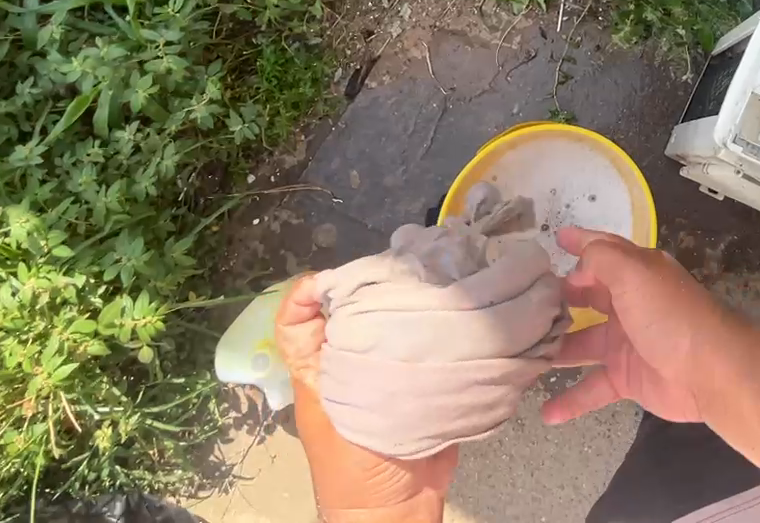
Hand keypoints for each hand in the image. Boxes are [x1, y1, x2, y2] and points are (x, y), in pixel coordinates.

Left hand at [274, 274, 457, 520]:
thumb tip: (331, 292)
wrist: (400, 509)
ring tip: (443, 274)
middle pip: (351, 307)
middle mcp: (349, 359)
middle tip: (413, 262)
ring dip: (413, 297)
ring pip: (391, 316)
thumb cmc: (356, 465)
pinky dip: (438, 320)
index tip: (352, 273)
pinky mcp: (421, 373)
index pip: (299, 317)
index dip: (313, 290)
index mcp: (318, 367)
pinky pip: (425, 336)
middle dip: (376, 282)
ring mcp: (386, 365)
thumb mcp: (333, 410)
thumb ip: (329, 357)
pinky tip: (460, 302)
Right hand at [542, 227, 736, 424]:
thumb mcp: (634, 272)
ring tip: (520, 352)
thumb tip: (576, 268)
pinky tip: (545, 413)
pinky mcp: (627, 378)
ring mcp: (627, 341)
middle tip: (523, 302)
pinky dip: (571, 399)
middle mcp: (630, 302)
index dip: (580, 242)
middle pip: (588, 296)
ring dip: (556, 348)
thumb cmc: (670, 314)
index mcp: (636, 271)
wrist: (709, 370)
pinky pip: (592, 387)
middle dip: (559, 297)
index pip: (602, 250)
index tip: (555, 238)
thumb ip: (601, 259)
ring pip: (583, 342)